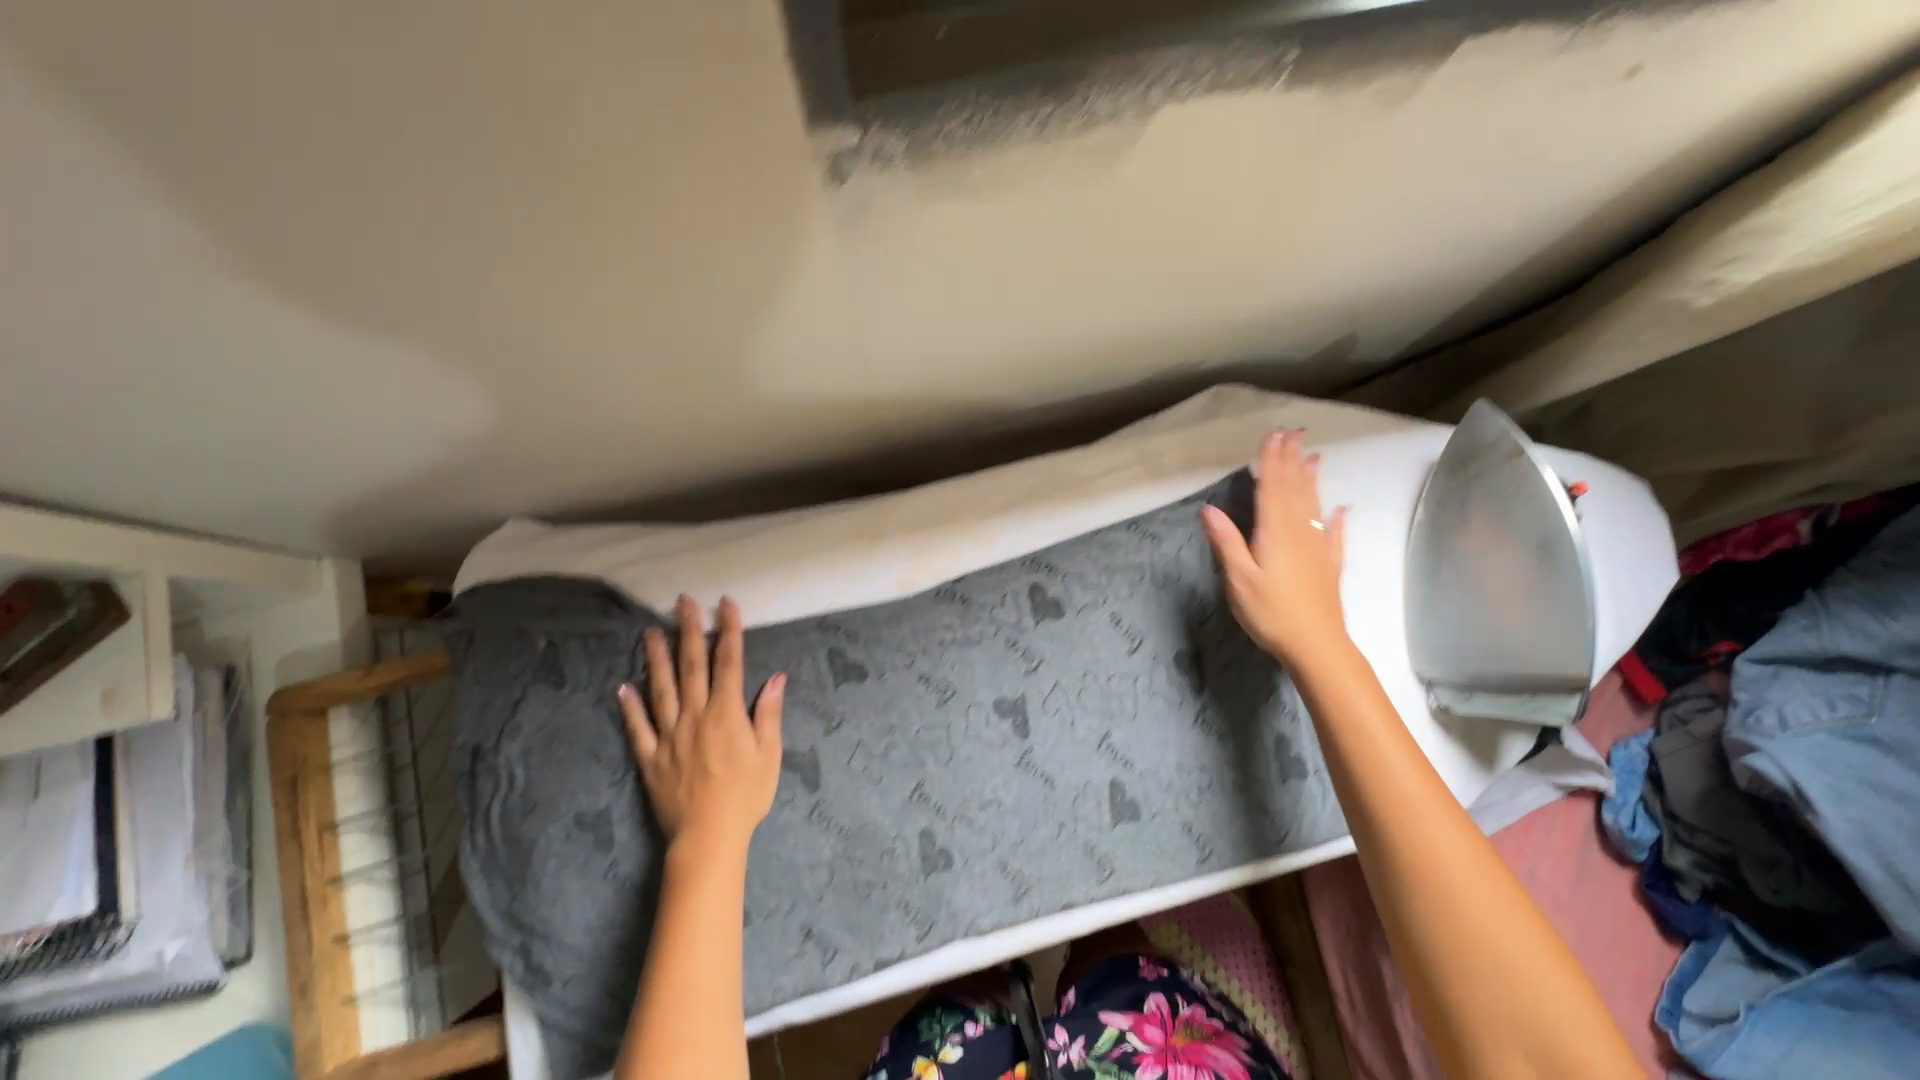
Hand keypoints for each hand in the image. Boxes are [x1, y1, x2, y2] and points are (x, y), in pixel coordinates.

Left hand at [618, 595, 785, 852]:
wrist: (709, 836)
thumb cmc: (747, 796)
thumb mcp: (769, 755)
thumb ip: (769, 714)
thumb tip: (777, 678)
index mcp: (727, 714)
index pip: (729, 663)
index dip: (728, 631)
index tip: (725, 604)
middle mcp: (695, 716)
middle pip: (692, 666)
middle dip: (688, 630)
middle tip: (683, 602)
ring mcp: (669, 735)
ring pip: (661, 688)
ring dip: (657, 658)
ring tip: (650, 631)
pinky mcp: (650, 757)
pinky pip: (637, 727)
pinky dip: (629, 706)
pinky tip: (623, 686)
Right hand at [1201, 430, 1350, 664]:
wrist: (1316, 644)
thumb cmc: (1271, 612)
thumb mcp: (1239, 579)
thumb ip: (1226, 542)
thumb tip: (1209, 509)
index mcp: (1274, 532)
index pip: (1272, 488)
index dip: (1271, 461)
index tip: (1273, 435)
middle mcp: (1299, 532)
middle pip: (1295, 490)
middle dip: (1292, 461)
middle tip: (1294, 434)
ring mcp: (1318, 548)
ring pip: (1314, 506)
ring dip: (1312, 480)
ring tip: (1314, 457)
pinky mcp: (1329, 566)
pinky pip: (1334, 535)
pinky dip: (1337, 519)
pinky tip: (1341, 509)